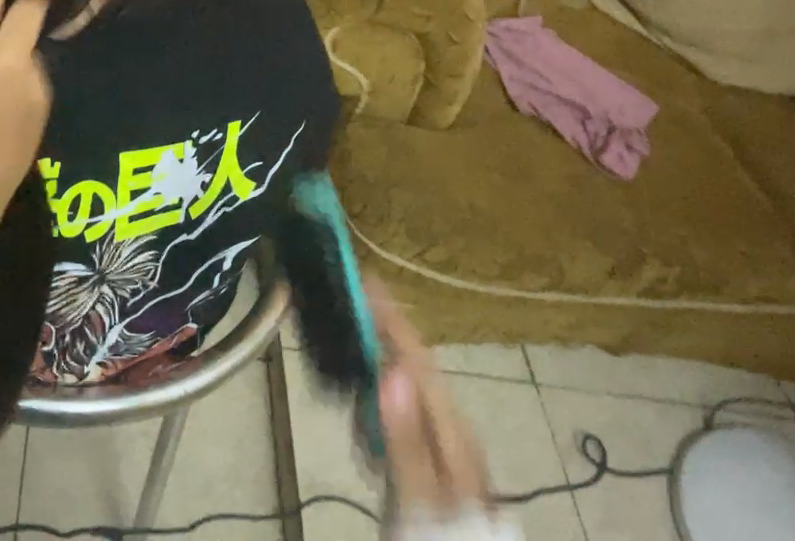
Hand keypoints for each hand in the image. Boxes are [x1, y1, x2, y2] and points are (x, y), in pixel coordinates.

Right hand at [369, 279, 491, 519]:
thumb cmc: (438, 535)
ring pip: (396, 393)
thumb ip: (405, 435)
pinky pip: (393, 418)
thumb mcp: (418, 493)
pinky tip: (368, 450)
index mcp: (450, 428)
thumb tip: (390, 369)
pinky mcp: (425, 453)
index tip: (366, 279)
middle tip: (344, 366)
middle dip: (371, 358)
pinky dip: (372, 421)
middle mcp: (448, 424)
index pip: (417, 359)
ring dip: (369, 399)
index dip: (391, 317)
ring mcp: (438, 440)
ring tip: (363, 441)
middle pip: (407, 368)